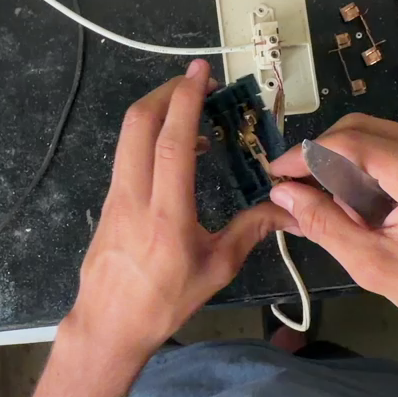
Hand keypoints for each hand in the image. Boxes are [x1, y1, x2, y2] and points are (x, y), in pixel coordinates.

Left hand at [63, 60, 291, 359]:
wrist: (109, 324)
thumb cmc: (165, 301)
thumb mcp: (216, 269)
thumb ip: (251, 230)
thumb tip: (288, 208)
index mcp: (165, 212)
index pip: (173, 142)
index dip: (186, 100)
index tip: (200, 72)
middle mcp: (134, 194)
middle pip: (139, 124)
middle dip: (167, 92)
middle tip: (197, 82)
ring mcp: (116, 195)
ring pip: (128, 136)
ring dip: (157, 112)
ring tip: (193, 112)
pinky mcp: (110, 200)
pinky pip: (128, 154)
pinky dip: (150, 137)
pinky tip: (177, 151)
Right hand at [266, 114, 397, 364]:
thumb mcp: (374, 265)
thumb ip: (323, 223)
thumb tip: (281, 194)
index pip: (350, 142)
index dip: (305, 154)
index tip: (275, 175)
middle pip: (364, 127)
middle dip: (323, 153)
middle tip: (297, 187)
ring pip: (381, 135)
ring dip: (347, 161)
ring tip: (334, 205)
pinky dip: (373, 168)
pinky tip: (366, 205)